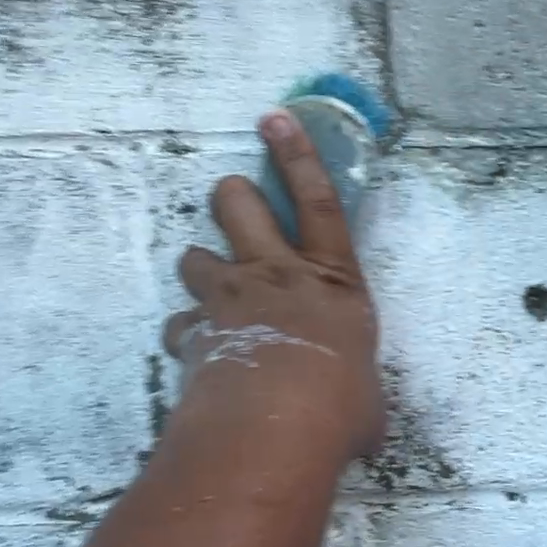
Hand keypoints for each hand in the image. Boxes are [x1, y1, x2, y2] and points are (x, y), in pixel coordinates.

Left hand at [161, 111, 384, 458]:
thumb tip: (353, 409)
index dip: (298, 157)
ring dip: (203, 270)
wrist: (278, 428)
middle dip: (231, 197)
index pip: (320, 203)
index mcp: (333, 281)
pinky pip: (181, 326)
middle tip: (232, 207)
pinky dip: (188, 337)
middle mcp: (278, 275)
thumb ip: (351, 381)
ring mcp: (231, 300)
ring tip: (214, 295)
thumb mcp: (365, 391)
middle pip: (239, 206)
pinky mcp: (195, 334)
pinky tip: (199, 356)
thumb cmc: (342, 407)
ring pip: (194, 257)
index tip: (275, 118)